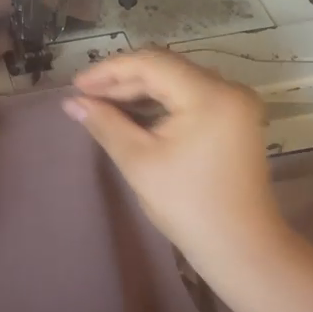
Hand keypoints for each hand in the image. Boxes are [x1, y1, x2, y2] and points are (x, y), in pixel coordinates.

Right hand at [62, 49, 284, 268]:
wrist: (241, 248)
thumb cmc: (188, 204)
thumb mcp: (139, 161)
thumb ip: (104, 123)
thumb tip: (71, 102)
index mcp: (209, 95)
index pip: (151, 63)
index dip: (109, 70)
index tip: (76, 85)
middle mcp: (228, 89)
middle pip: (165, 68)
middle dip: (122, 80)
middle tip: (85, 95)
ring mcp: (234, 105)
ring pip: (176, 81)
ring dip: (138, 91)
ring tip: (101, 104)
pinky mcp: (233, 120)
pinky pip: (189, 97)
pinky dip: (159, 103)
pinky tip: (131, 115)